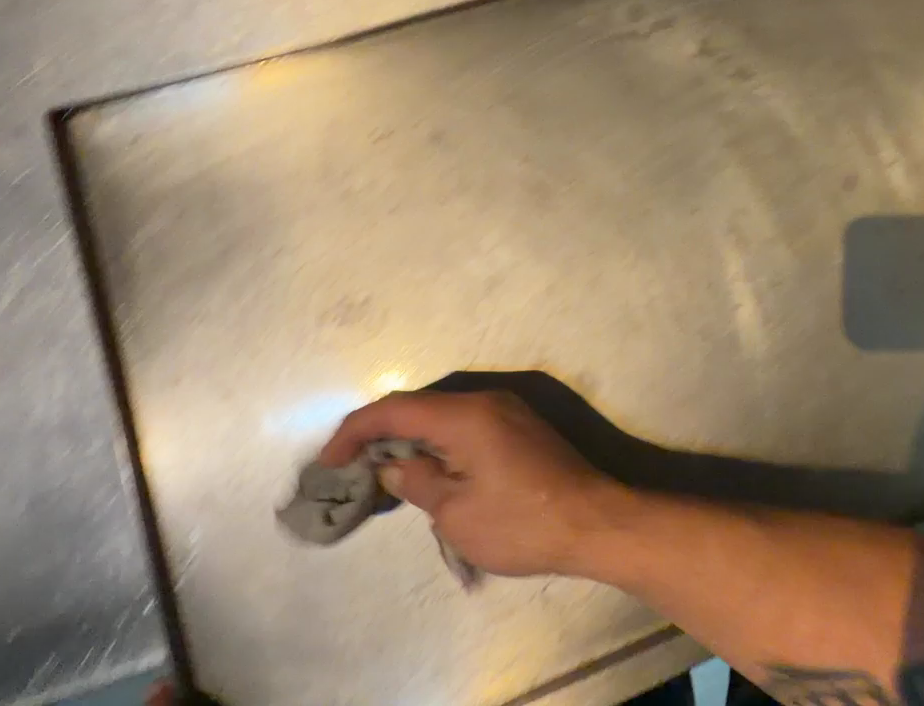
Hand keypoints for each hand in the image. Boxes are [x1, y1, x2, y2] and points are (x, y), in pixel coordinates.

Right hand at [318, 389, 630, 577]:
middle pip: (420, 406)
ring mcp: (509, 412)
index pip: (395, 409)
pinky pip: (468, 425)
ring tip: (385, 473)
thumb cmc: (521, 522)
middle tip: (351, 468)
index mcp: (466, 415)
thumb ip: (418, 484)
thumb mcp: (457, 514)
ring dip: (412, 438)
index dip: (354, 431)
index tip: (328, 462)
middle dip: (381, 433)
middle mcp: (487, 401)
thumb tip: (393, 468)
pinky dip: (441, 442)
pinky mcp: (523, 428)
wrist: (595, 521)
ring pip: (445, 415)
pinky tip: (431, 471)